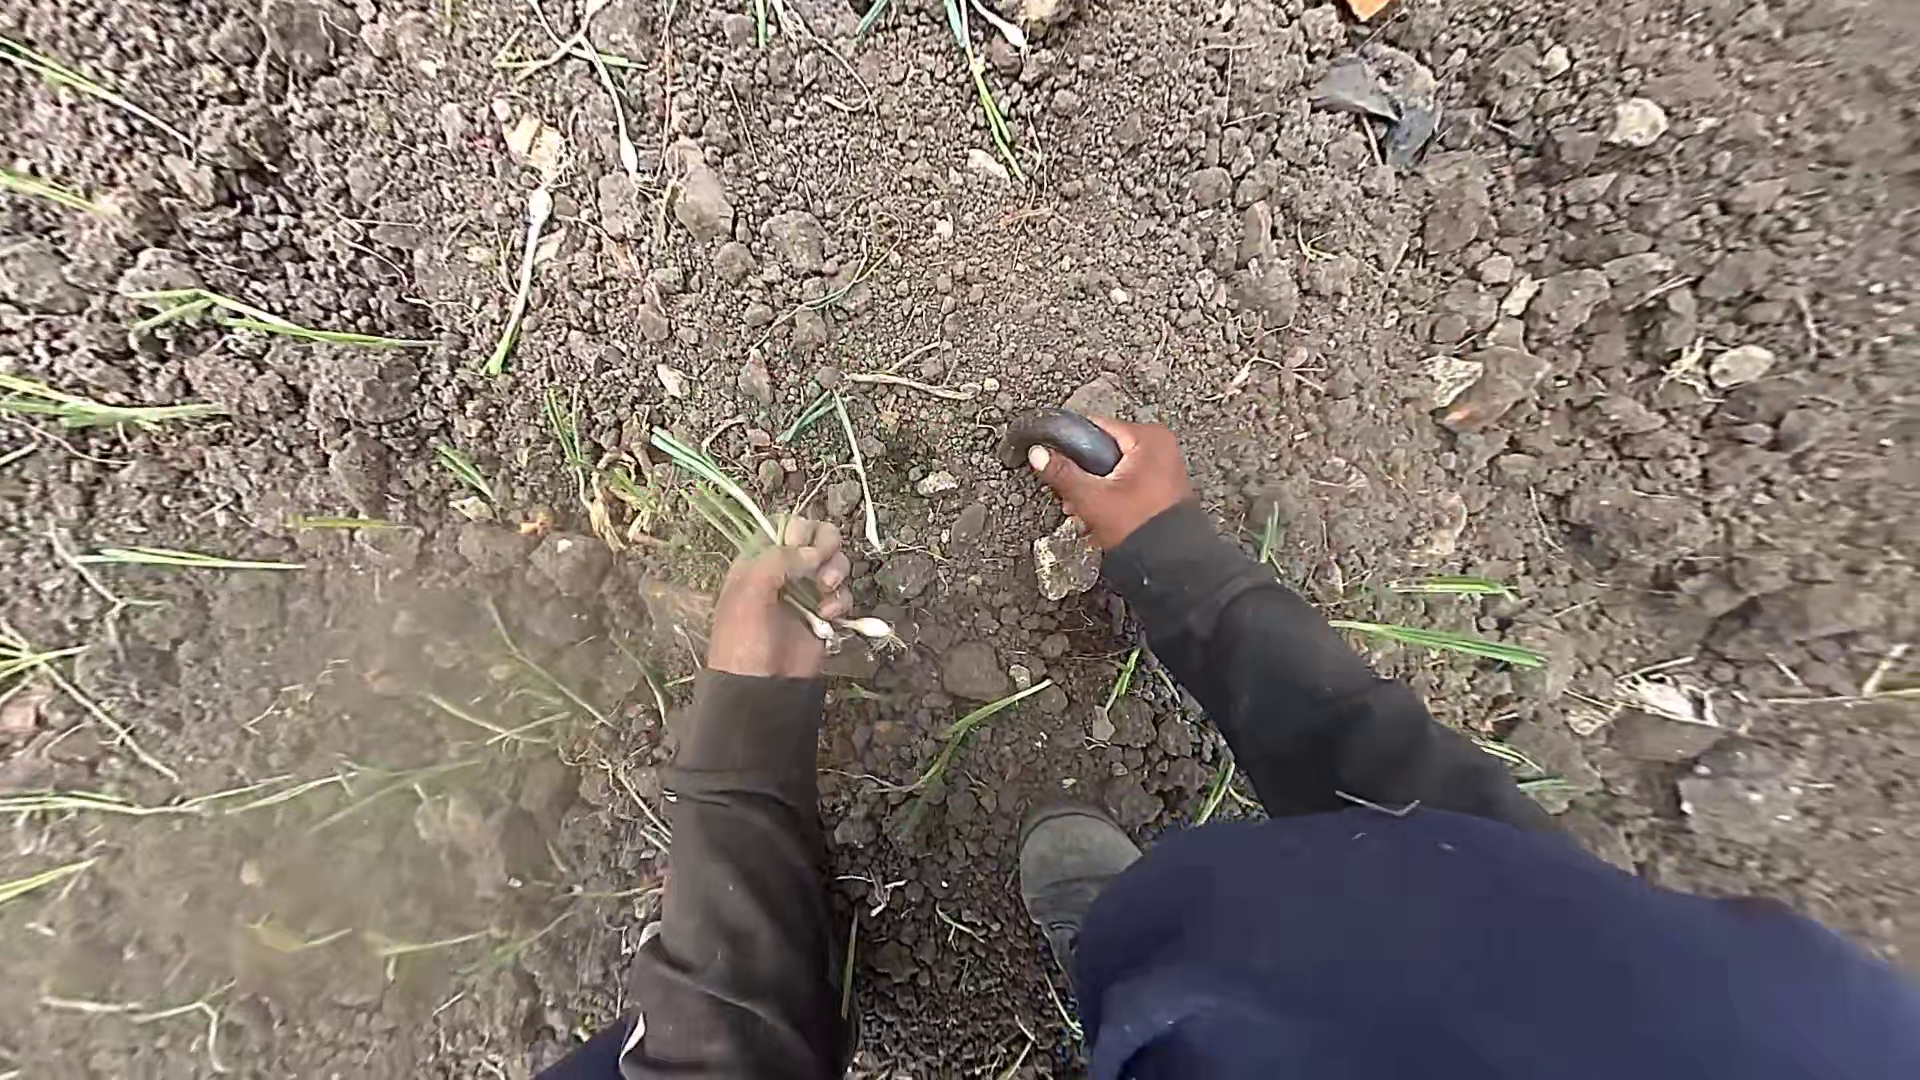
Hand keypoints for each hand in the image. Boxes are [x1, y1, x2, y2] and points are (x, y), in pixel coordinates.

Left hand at [707, 517, 852, 678]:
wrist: (762, 687)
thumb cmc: (745, 640)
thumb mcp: (749, 593)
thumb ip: (778, 561)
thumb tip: (814, 554)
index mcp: (760, 561)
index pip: (788, 526)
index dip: (801, 531)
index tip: (800, 548)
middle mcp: (787, 571)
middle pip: (818, 537)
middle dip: (826, 545)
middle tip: (821, 563)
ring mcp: (808, 591)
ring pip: (835, 562)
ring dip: (836, 571)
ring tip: (826, 589)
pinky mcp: (826, 612)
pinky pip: (843, 593)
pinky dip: (841, 600)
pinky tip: (828, 615)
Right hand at [1027, 417, 1193, 549]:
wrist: (1171, 566)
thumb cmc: (1142, 528)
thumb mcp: (1092, 498)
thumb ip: (1062, 473)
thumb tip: (1039, 454)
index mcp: (1148, 438)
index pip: (1096, 427)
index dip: (1071, 446)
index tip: (1056, 463)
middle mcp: (1160, 447)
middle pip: (1103, 450)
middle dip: (1082, 475)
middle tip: (1071, 497)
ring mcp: (1162, 467)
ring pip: (1112, 469)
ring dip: (1093, 490)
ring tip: (1082, 511)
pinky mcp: (1160, 487)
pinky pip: (1126, 483)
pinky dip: (1109, 497)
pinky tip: (1097, 517)